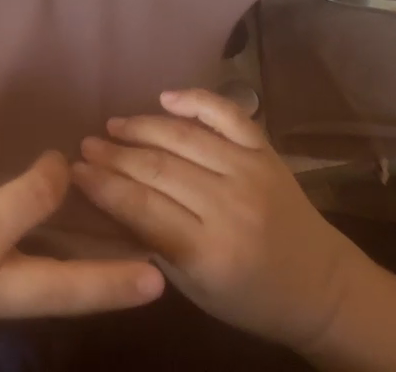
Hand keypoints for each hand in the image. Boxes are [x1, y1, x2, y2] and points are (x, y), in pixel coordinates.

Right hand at [71, 88, 369, 350]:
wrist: (322, 290)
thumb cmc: (249, 298)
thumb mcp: (193, 287)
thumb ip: (151, 242)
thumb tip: (105, 199)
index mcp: (208, 250)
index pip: (140, 206)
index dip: (102, 185)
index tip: (73, 170)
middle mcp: (229, 206)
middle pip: (156, 168)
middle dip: (114, 154)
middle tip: (85, 145)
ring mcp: (250, 172)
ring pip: (183, 137)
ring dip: (141, 126)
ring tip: (112, 125)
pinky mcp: (266, 153)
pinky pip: (227, 115)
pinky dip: (195, 100)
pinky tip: (164, 97)